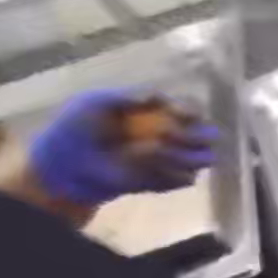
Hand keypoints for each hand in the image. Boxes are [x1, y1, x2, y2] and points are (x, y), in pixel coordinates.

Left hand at [28, 90, 216, 205]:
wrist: (72, 162)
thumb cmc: (80, 127)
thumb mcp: (98, 102)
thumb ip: (128, 97)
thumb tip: (159, 97)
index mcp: (157, 113)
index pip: (190, 111)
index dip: (192, 112)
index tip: (181, 114)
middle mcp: (174, 137)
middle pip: (206, 136)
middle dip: (196, 135)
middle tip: (169, 134)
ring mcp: (175, 161)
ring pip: (203, 158)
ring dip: (185, 155)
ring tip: (156, 150)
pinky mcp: (172, 181)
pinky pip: (187, 178)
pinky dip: (172, 173)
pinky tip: (148, 168)